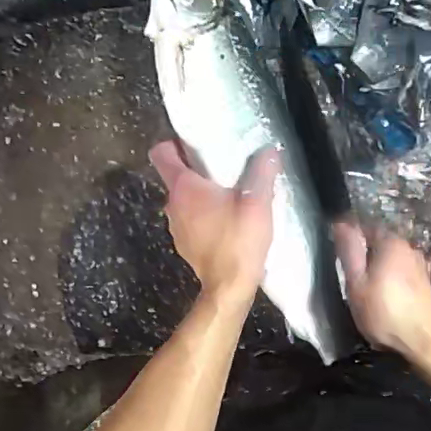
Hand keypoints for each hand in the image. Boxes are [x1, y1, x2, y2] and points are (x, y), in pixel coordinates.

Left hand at [150, 141, 276, 304]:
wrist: (229, 287)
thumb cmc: (239, 240)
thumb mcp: (258, 202)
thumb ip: (263, 173)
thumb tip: (270, 151)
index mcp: (183, 187)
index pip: (161, 153)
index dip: (174, 143)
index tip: (195, 145)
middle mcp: (172, 204)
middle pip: (176, 177)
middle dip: (196, 171)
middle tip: (224, 170)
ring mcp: (176, 227)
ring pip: (184, 201)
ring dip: (201, 197)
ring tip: (229, 197)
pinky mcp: (185, 245)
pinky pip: (191, 222)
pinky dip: (204, 218)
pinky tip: (227, 224)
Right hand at [334, 223, 430, 365]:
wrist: (427, 341)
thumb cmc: (387, 313)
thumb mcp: (357, 284)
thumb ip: (349, 252)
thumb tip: (340, 224)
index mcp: (391, 242)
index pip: (364, 225)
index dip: (347, 233)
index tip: (335, 247)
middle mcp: (409, 248)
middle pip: (379, 242)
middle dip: (363, 251)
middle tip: (347, 271)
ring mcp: (419, 265)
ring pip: (390, 258)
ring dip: (376, 267)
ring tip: (363, 286)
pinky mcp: (424, 282)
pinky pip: (400, 271)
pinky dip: (388, 278)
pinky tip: (383, 295)